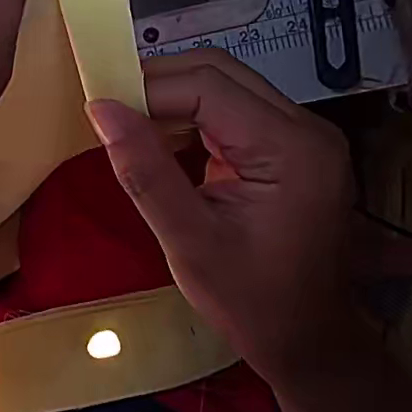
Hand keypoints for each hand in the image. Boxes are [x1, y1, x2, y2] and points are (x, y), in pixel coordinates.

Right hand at [86, 50, 358, 382]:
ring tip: (132, 128)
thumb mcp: (189, 243)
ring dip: (170, 97)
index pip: (207, 86)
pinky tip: (162, 140)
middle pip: (217, 70)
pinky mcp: (286, 142)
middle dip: (157, 85)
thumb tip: (101, 110)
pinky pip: (228, 105)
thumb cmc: (253, 303)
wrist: (310, 341)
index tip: (101, 111)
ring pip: (221, 81)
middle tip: (112, 114)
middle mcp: (304, 127)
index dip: (148, 90)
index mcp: (291, 148)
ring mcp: (299, 132)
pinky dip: (187, 114)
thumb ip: (145, 171)